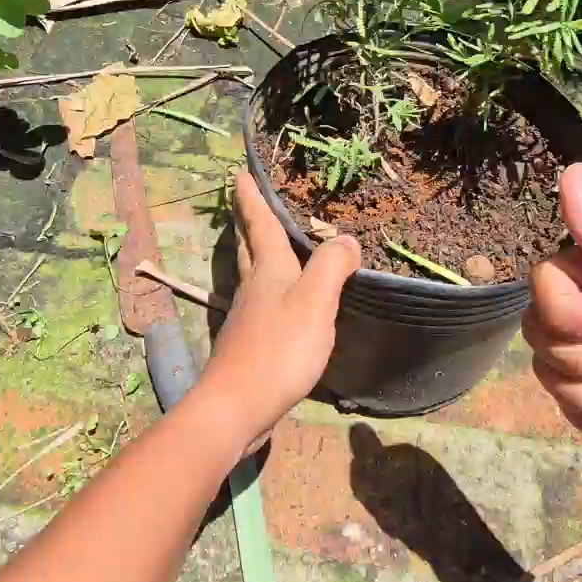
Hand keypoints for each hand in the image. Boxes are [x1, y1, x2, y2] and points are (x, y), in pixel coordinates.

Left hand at [196, 171, 360, 441]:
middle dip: (247, 222)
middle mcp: (253, 288)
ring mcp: (247, 317)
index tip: (238, 173)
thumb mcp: (314, 302)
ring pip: (250, 274)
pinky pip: (258, 302)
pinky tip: (274, 302)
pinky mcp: (248, 345)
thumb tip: (346, 238)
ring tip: (260, 244)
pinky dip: (264, 288)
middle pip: (248, 247)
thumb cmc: (278, 350)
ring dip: (253, 253)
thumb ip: (331, 266)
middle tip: (242, 202)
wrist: (235, 407)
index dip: (252, 199)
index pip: (260, 225)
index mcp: (268, 271)